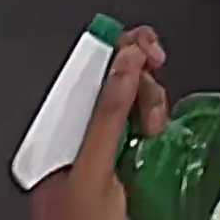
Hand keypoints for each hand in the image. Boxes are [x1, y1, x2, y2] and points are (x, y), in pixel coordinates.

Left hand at [30, 27, 169, 219]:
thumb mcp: (94, 171)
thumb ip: (109, 113)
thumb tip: (125, 56)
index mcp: (61, 132)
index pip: (89, 71)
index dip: (120, 49)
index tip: (147, 47)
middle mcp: (81, 132)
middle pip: (119, 78)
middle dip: (143, 84)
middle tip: (152, 107)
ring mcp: (105, 144)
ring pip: (137, 96)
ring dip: (153, 105)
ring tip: (155, 132)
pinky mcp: (128, 155)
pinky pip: (146, 119)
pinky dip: (157, 120)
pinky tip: (158, 136)